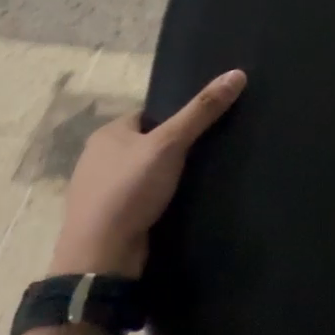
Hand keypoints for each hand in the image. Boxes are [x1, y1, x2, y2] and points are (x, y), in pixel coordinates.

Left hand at [49, 70, 246, 277]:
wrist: (100, 260)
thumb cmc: (129, 191)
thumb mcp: (170, 144)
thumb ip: (202, 110)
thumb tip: (237, 73)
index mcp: (107, 134)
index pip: (149, 114)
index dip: (176, 118)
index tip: (204, 125)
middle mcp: (97, 159)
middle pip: (147, 143)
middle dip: (172, 148)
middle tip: (206, 151)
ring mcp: (99, 192)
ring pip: (143, 174)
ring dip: (164, 177)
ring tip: (198, 177)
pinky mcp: (108, 220)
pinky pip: (139, 199)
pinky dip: (156, 200)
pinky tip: (176, 204)